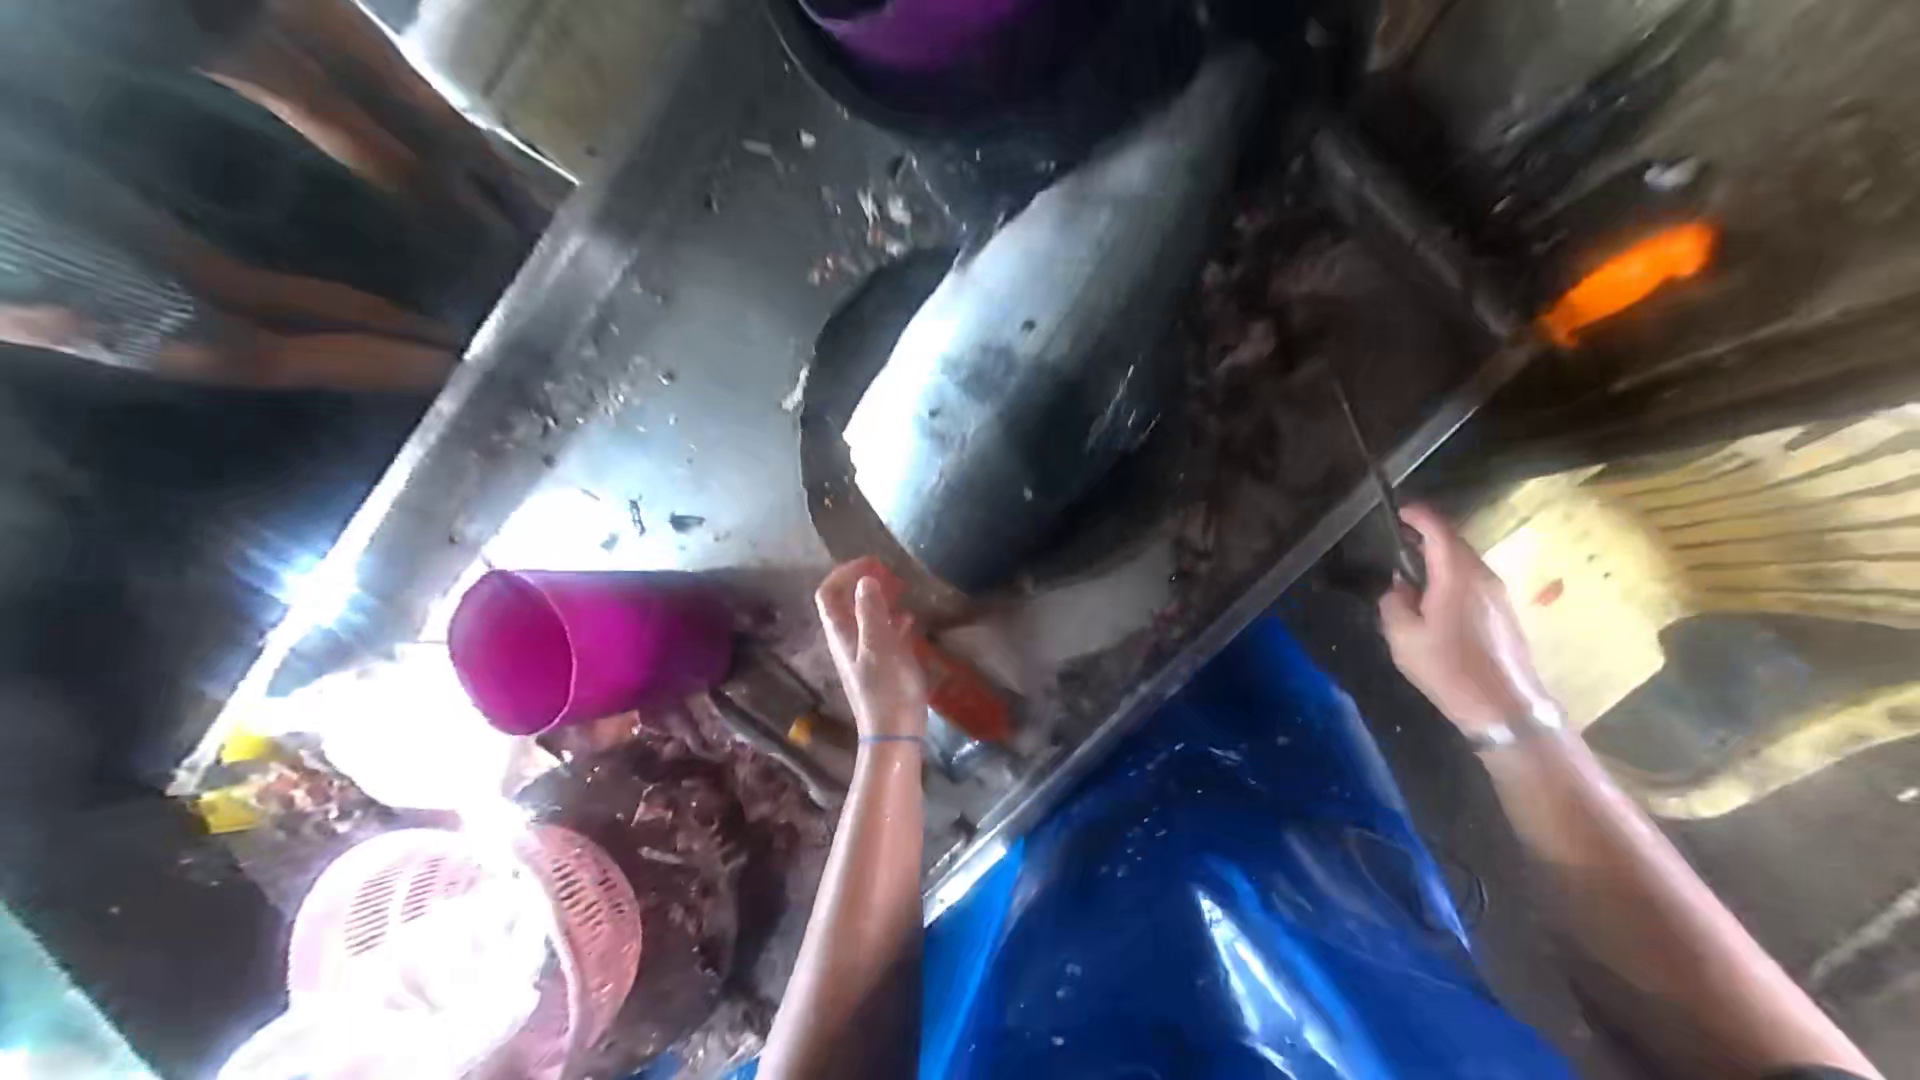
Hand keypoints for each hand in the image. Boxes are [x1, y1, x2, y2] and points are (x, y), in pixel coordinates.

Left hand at [815, 558, 927, 739]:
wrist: (895, 733)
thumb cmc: (887, 688)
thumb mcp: (880, 645)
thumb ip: (872, 611)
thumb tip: (864, 580)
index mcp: (842, 634)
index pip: (828, 593)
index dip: (844, 573)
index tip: (871, 564)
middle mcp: (848, 641)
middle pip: (845, 603)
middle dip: (863, 583)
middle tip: (889, 574)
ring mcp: (863, 655)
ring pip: (865, 618)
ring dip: (879, 600)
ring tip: (902, 590)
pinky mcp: (880, 667)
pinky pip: (883, 635)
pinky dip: (893, 620)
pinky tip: (911, 620)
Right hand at [1378, 504, 1561, 737]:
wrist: (1504, 708)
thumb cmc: (1448, 668)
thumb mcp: (1402, 636)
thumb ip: (1393, 603)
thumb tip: (1400, 587)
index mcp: (1457, 577)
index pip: (1439, 531)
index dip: (1419, 516)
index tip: (1398, 510)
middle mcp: (1483, 578)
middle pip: (1455, 543)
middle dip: (1427, 535)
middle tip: (1397, 539)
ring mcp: (1498, 595)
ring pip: (1465, 562)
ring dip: (1439, 557)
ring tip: (1411, 568)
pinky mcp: (1502, 612)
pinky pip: (1472, 580)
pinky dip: (1451, 576)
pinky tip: (1433, 596)